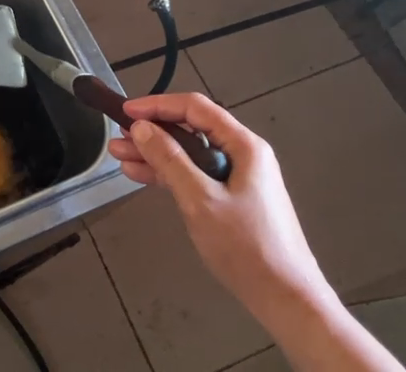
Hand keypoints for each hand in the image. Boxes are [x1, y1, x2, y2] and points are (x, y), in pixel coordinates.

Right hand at [107, 92, 337, 327]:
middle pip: (190, 130)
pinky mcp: (232, 200)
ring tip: (120, 155)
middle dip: (152, 132)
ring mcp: (238, 178)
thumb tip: (141, 128)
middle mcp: (242, 155)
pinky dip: (168, 174)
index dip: (157, 105)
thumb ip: (169, 160)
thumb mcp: (200, 200)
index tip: (126, 112)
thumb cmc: (247, 247)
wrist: (287, 300)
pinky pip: (195, 175)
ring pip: (189, 154)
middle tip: (118, 135)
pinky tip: (140, 175)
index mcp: (243, 146)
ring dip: (155, 154)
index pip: (194, 108)